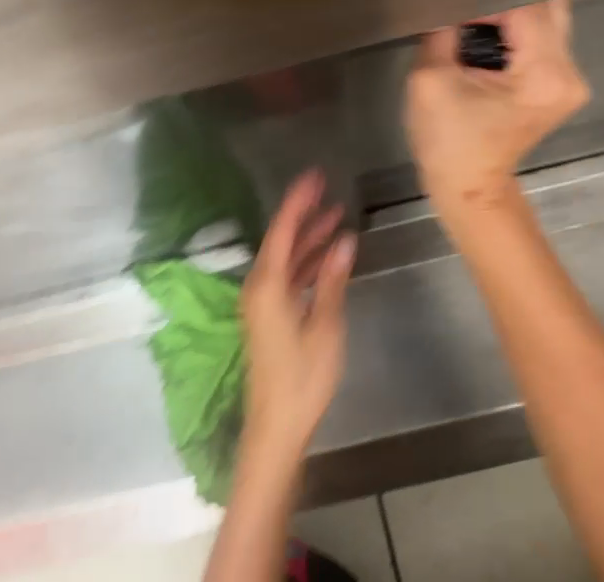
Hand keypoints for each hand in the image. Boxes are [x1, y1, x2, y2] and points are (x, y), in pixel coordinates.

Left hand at [241, 170, 355, 447]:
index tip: (314, 176)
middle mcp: (258, 287)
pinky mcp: (269, 317)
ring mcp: (262, 303)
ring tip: (336, 217)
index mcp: (267, 284)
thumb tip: (345, 240)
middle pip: (282, 242)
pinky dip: (306, 264)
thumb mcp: (325, 326)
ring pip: (286, 260)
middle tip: (329, 190)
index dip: (298, 202)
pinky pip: (287, 278)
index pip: (283, 231)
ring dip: (308, 240)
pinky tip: (328, 258)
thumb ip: (333, 280)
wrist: (276, 426)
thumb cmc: (303, 377)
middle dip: (305, 216)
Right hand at [406, 0, 590, 199]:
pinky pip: (543, 38)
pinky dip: (517, 31)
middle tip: (469, 3)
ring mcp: (571, 79)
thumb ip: (444, 27)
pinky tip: (488, 37)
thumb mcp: (430, 78)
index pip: (523, 6)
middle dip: (504, 0)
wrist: (468, 186)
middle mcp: (570, 72)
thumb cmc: (447, 139)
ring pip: (547, 19)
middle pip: (546, 7)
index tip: (456, 0)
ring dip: (511, 15)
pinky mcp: (561, 83)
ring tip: (475, 21)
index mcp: (544, 73)